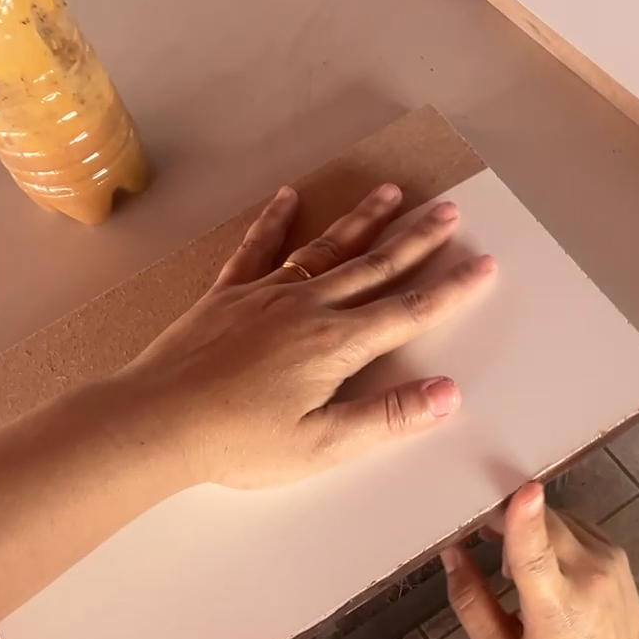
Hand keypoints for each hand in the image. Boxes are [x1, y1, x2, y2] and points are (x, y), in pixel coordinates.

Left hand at [114, 183, 497, 489]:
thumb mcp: (323, 445)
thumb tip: (448, 393)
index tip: (483, 264)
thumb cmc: (240, 442)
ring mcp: (264, 294)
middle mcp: (307, 307)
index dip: (451, 290)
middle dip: (416, 240)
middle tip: (449, 210)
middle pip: (374, 267)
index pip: (408, 312)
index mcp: (336, 345)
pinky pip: (258, 249)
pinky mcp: (227, 295)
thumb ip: (386, 417)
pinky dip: (275, 222)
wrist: (155, 422)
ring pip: (326, 249)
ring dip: (363, 221)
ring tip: (392, 193)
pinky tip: (289, 198)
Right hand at [442, 482, 638, 638]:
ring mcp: (608, 559)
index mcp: (555, 609)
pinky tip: (548, 564)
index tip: (523, 491)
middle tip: (483, 535)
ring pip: (556, 518)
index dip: (525, 523)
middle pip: (542, 523)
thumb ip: (471, 603)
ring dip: (530, 529)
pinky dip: (552, 534)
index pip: (537, 558)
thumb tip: (452, 553)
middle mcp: (587, 577)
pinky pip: (573, 525)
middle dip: (507, 518)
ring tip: (519, 568)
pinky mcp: (617, 550)